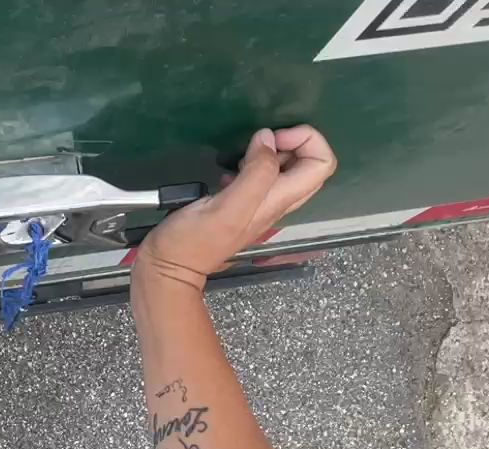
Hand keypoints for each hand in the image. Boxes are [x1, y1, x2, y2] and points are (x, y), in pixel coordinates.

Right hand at [136, 125, 336, 290]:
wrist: (167, 269)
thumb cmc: (192, 242)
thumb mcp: (226, 206)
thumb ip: (255, 173)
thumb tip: (267, 140)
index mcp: (276, 202)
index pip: (322, 164)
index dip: (305, 141)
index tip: (272, 138)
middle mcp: (273, 204)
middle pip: (309, 166)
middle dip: (292, 143)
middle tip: (258, 141)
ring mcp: (256, 207)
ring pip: (284, 171)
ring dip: (270, 152)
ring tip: (242, 153)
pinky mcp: (237, 207)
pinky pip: (258, 178)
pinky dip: (249, 164)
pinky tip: (228, 169)